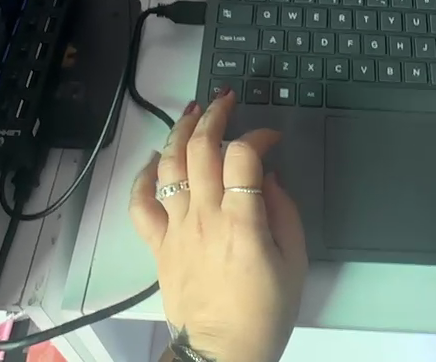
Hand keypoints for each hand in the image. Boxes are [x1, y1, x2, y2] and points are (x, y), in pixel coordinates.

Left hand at [128, 89, 306, 361]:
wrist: (223, 356)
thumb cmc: (264, 311)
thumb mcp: (295, 261)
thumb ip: (283, 212)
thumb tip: (267, 177)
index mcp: (242, 222)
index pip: (244, 156)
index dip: (259, 135)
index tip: (271, 137)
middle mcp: (204, 217)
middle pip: (201, 148)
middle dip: (214, 114)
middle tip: (226, 99)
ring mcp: (177, 229)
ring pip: (170, 166)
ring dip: (180, 131)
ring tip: (192, 110)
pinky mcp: (158, 245)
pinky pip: (141, 204)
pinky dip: (144, 176)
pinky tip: (156, 158)